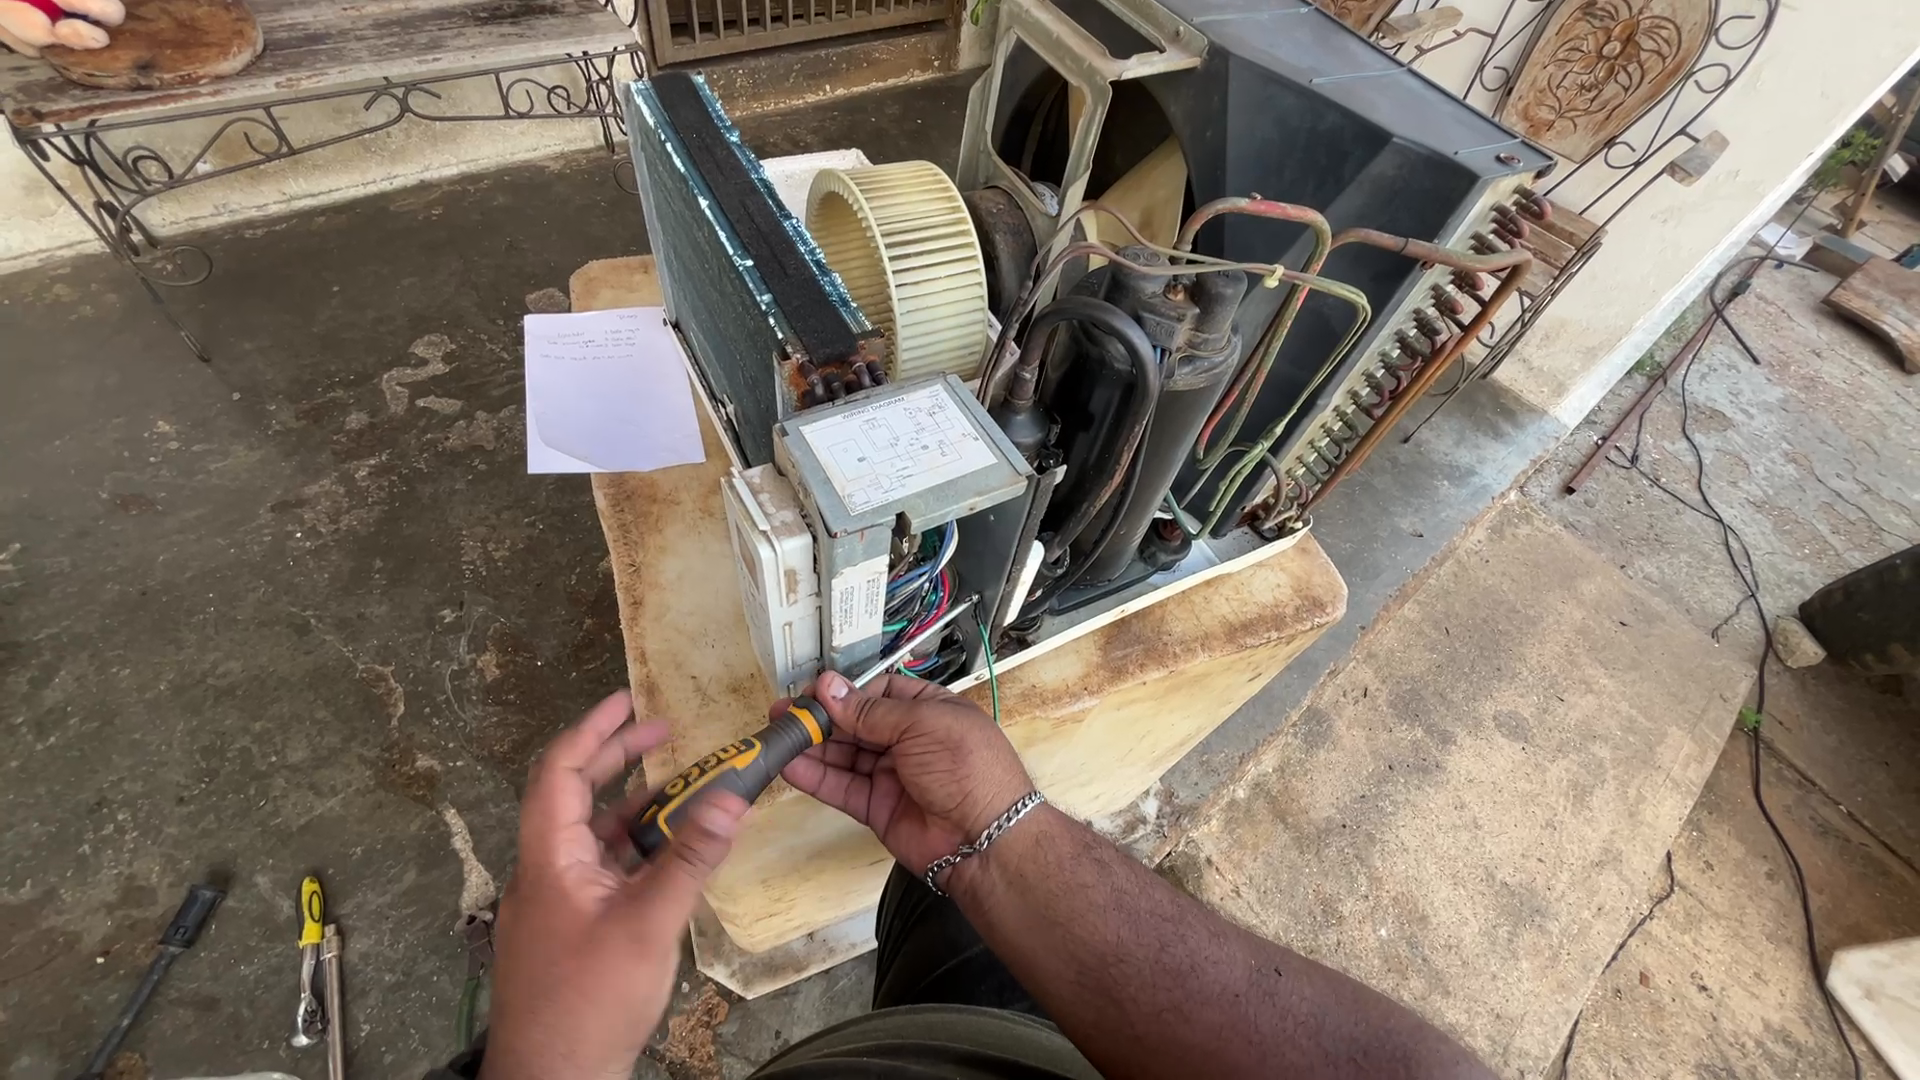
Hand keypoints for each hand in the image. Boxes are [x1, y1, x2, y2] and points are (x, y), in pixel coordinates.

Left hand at [482, 691, 747, 1079]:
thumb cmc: (590, 1001)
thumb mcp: (649, 924)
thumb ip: (692, 857)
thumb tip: (734, 796)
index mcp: (549, 859)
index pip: (558, 773)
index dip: (592, 730)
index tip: (627, 699)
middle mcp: (546, 870)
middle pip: (575, 795)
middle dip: (618, 757)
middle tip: (665, 730)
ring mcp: (557, 900)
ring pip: (594, 834)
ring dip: (636, 806)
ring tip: (685, 788)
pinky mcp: (571, 925)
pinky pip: (605, 867)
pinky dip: (638, 846)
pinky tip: (672, 849)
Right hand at [780, 671, 1032, 878]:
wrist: (984, 838)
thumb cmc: (964, 766)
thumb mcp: (920, 724)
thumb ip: (869, 711)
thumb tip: (829, 685)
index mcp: (928, 710)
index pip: (879, 694)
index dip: (847, 692)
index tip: (813, 691)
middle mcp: (909, 740)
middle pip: (856, 724)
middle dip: (822, 719)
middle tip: (783, 713)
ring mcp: (892, 774)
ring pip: (845, 755)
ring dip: (812, 746)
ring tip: (778, 736)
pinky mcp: (877, 807)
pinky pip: (842, 787)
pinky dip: (816, 777)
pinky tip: (790, 766)